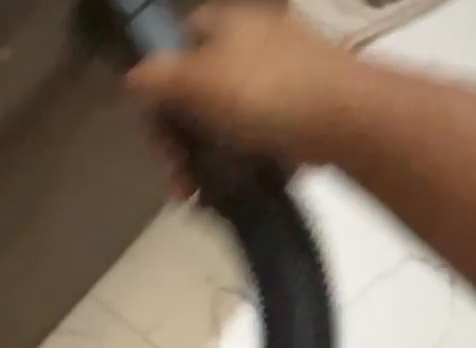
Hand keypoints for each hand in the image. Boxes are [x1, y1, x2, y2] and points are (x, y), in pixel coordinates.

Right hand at [124, 2, 366, 166]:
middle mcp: (249, 42)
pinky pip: (243, 135)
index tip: (152, 120)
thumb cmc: (264, 92)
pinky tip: (216, 190)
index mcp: (227, 24)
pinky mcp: (289, 109)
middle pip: (192, 88)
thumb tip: (131, 77)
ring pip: (216, 117)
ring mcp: (272, 76)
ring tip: (191, 193)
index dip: (157, 79)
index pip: (176, 40)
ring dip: (195, 159)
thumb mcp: (197, 81)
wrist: (344, 118)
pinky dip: (225, 162)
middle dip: (175, 137)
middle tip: (172, 172)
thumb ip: (157, 78)